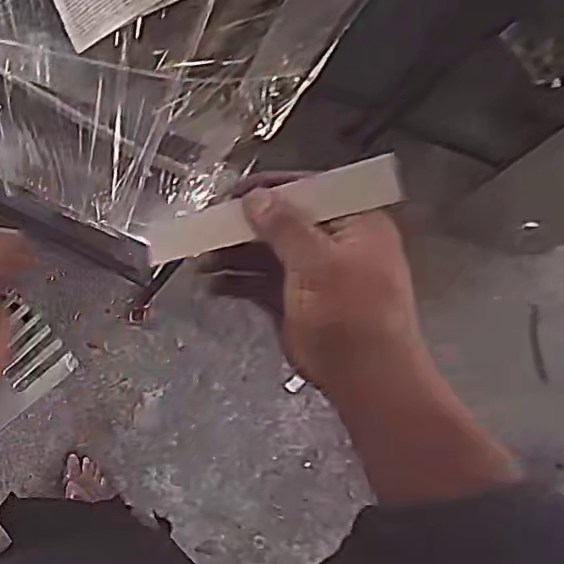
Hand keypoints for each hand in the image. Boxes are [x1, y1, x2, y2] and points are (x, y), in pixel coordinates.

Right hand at [205, 186, 428, 404]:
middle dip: (241, 228)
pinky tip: (212, 285)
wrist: (362, 373)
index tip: (229, 195)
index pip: (309, 192)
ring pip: (263, 254)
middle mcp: (332, 243)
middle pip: (279, 224)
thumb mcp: (318, 263)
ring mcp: (310, 273)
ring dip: (231, 256)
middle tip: (205, 229)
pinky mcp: (291, 299)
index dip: (269, 190)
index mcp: (354, 224)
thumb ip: (285, 227)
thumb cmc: (350, 313)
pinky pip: (256, 282)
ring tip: (201, 262)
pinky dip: (234, 282)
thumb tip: (253, 197)